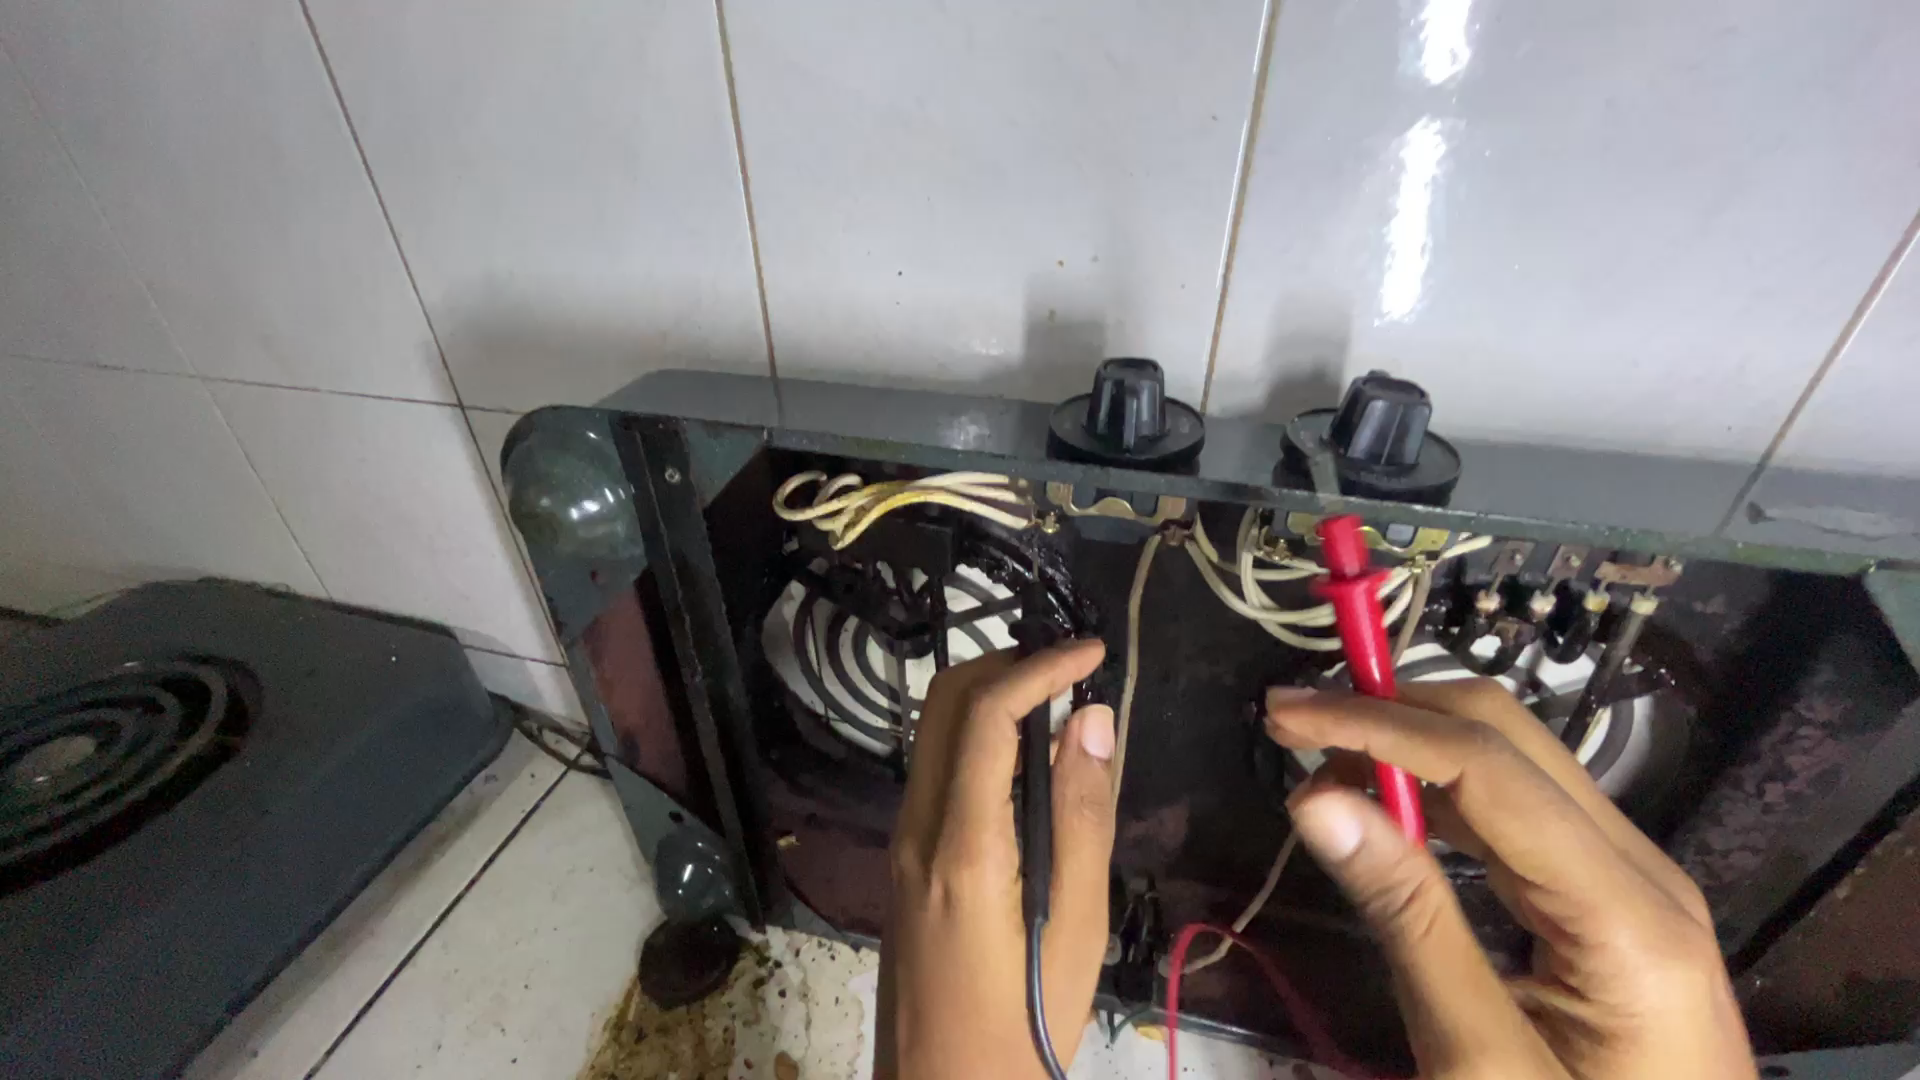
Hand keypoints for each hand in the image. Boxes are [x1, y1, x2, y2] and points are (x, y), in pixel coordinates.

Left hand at [877, 639, 1114, 1079]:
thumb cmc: (1026, 1020)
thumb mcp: (1077, 925)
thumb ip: (1081, 814)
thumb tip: (1090, 718)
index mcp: (962, 843)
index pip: (988, 716)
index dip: (1041, 667)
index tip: (1092, 651)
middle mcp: (917, 823)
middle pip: (945, 702)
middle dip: (1007, 665)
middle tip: (1071, 671)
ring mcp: (902, 835)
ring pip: (936, 728)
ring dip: (992, 695)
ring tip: (1058, 706)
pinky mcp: (904, 851)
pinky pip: (938, 764)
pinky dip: (980, 736)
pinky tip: (1027, 760)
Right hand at [1265, 678, 1755, 1079]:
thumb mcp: (1477, 1058)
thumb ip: (1405, 916)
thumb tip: (1313, 797)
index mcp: (1625, 912)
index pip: (1486, 764)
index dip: (1376, 723)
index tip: (1283, 711)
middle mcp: (1636, 867)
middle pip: (1503, 732)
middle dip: (1389, 709)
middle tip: (1291, 723)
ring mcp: (1622, 875)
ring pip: (1502, 755)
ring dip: (1402, 740)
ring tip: (1317, 763)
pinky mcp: (1596, 892)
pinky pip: (1503, 803)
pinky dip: (1426, 783)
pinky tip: (1374, 801)